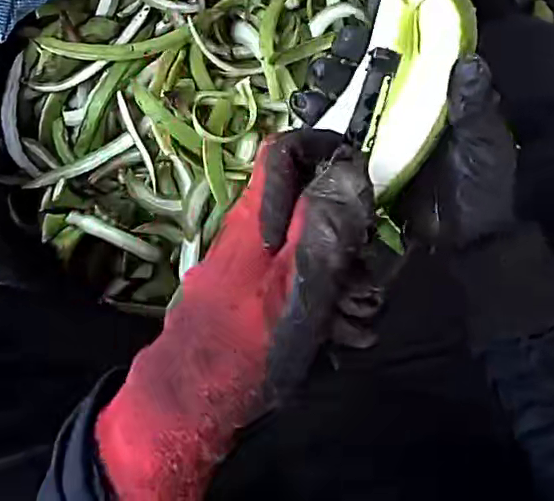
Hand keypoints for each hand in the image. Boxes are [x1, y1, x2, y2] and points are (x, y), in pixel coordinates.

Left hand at [95, 129, 373, 500]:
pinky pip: (305, 281)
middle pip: (316, 204)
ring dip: (347, 283)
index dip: (325, 148)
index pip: (288, 148)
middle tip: (362, 280)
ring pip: (317, 247)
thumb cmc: (247, 338)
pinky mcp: (260, 294)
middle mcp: (258, 227)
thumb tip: (350, 165)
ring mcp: (259, 262)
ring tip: (349, 324)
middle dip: (352, 241)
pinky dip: (328, 304)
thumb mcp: (299, 277)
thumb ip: (328, 220)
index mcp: (261, 209)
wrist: (191, 405)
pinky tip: (336, 339)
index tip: (361, 179)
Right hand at [289, 17, 517, 250]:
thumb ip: (474, 105)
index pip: (406, 44)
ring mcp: (374, 126)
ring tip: (321, 77)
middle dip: (348, 47)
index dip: (389, 18)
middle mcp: (399, 99)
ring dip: (327, 77)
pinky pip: (327, 129)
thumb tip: (470, 61)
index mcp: (430, 88)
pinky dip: (315, 114)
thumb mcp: (484, 143)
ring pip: (341, 90)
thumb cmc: (480, 186)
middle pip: (365, 62)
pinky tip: (307, 106)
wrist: (464, 245)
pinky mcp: (354, 154)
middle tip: (342, 46)